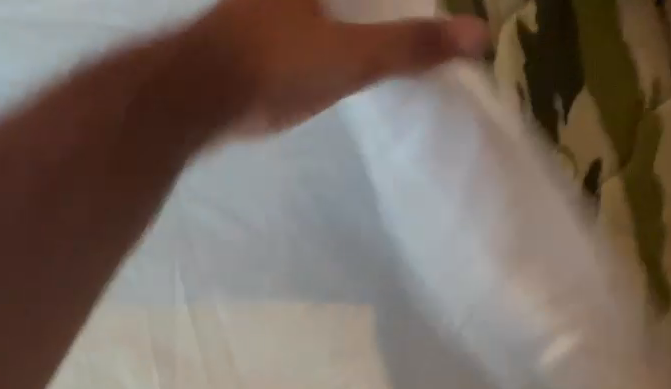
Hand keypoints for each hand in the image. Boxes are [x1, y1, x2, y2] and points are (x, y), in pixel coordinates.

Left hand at [187, 0, 487, 132]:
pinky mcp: (238, 25)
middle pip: (340, 3)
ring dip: (335, 17)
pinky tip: (319, 41)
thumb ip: (409, 46)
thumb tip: (478, 36)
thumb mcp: (350, 59)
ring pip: (305, 7)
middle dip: (368, 12)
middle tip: (395, 14)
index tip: (419, 9)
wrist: (192, 97)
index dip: (394, 5)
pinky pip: (287, 15)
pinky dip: (312, 22)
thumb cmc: (273, 66)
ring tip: (368, 27)